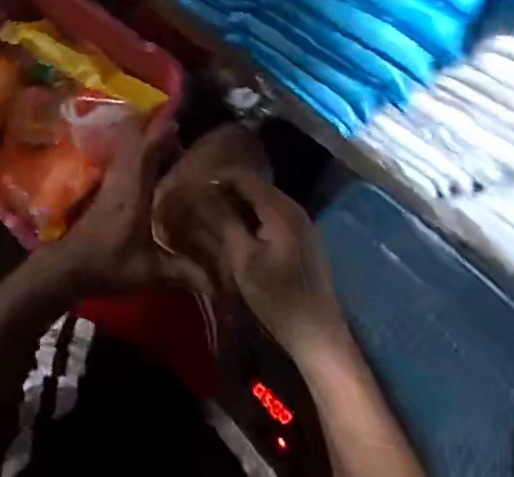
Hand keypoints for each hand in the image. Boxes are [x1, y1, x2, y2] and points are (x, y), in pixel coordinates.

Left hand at [42, 118, 212, 296]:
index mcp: (134, 190)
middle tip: (177, 126)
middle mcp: (122, 178)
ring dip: (143, 135)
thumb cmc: (110, 264)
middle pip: (135, 141)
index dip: (160, 134)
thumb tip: (217, 283)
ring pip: (126, 146)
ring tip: (166, 135)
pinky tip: (148, 155)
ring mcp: (112, 180)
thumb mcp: (150, 271)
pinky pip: (123, 156)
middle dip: (154, 128)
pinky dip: (135, 147)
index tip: (178, 123)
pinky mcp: (106, 187)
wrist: (71, 266)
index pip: (146, 151)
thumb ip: (182, 272)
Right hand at [209, 173, 345, 361]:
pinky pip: (274, 216)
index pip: (243, 177)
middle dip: (228, 194)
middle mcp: (295, 208)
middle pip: (255, 187)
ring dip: (240, 208)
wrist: (318, 335)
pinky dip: (255, 219)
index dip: (217, 181)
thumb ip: (225, 221)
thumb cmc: (277, 297)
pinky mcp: (304, 238)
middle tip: (202, 207)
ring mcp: (302, 223)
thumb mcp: (243, 259)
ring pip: (264, 202)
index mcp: (281, 209)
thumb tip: (206, 193)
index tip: (195, 191)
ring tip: (216, 220)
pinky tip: (240, 235)